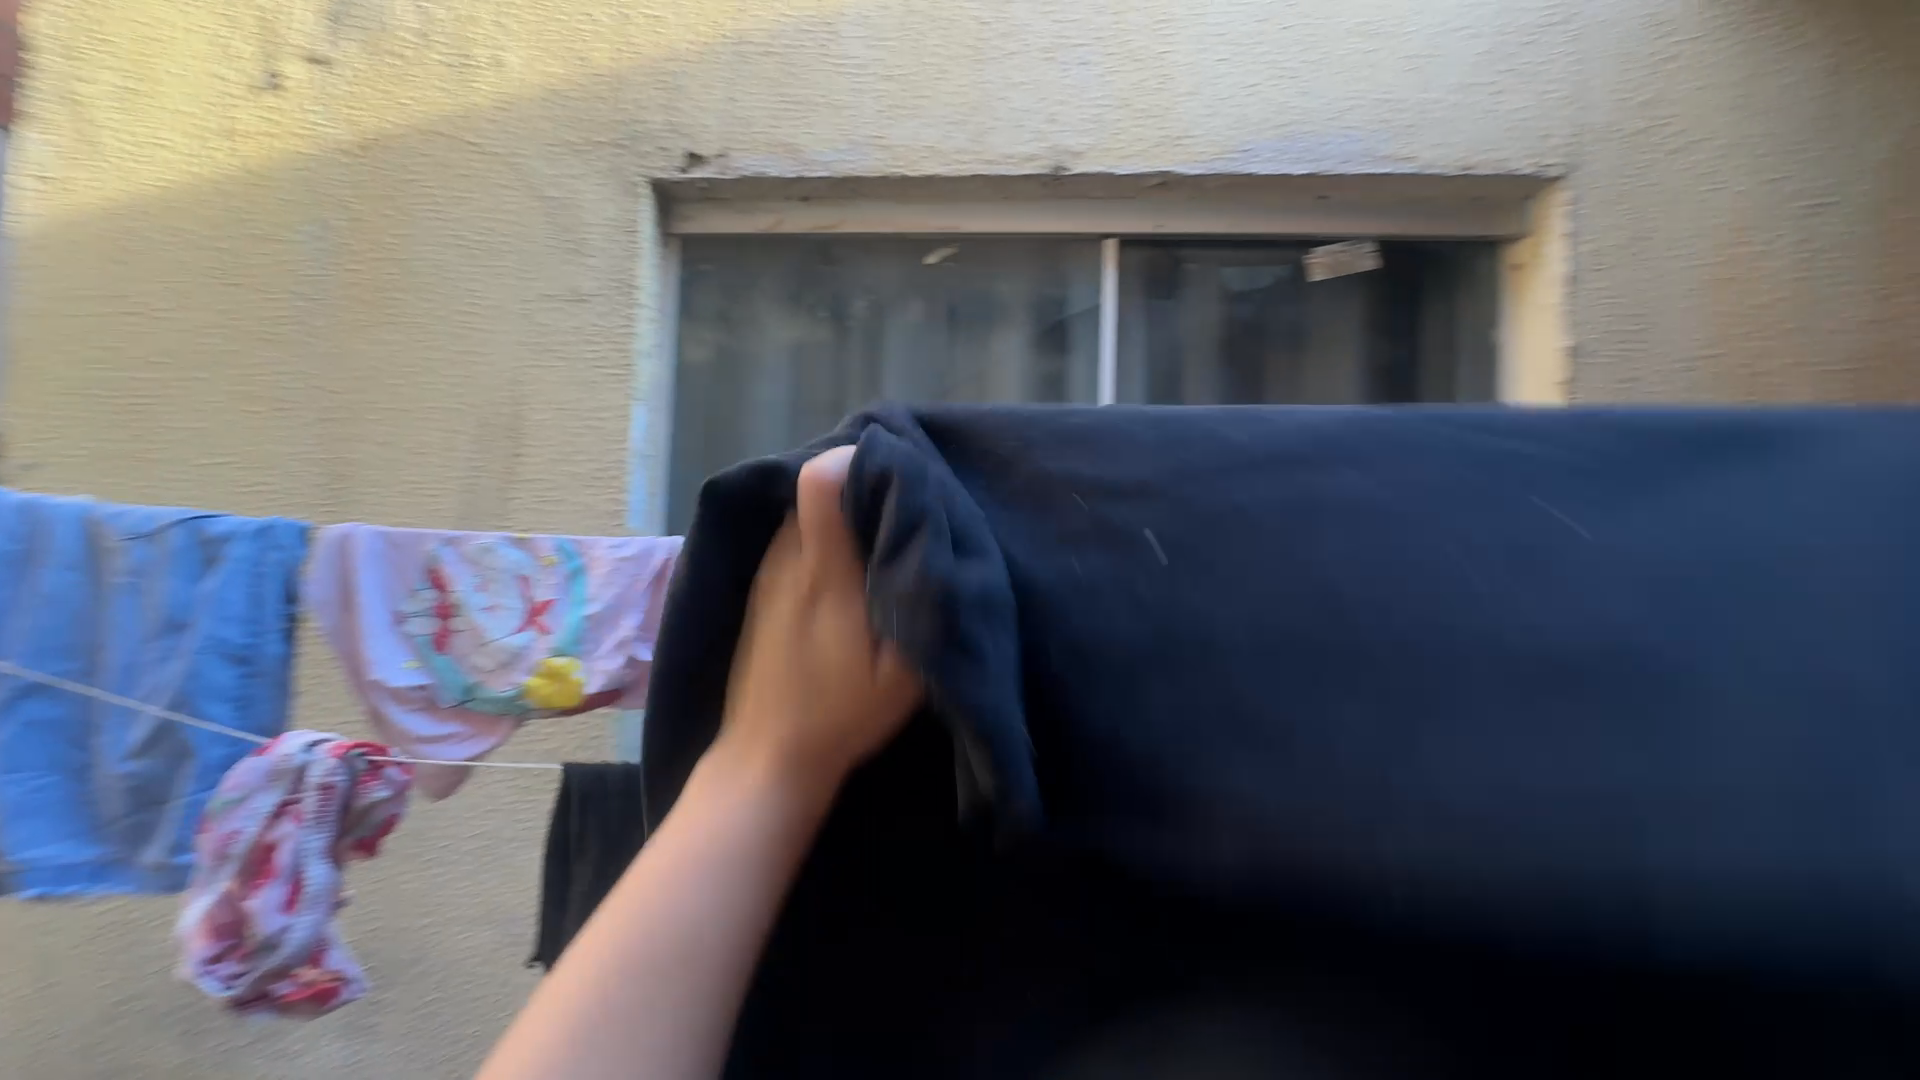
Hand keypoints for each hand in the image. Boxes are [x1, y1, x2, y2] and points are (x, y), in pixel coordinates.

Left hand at [715, 446, 922, 787]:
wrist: (767, 756)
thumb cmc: (839, 716)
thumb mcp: (902, 676)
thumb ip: (919, 607)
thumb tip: (930, 547)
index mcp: (824, 573)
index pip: (821, 480)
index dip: (859, 461)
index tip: (900, 476)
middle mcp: (787, 559)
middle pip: (815, 486)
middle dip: (861, 484)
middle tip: (902, 509)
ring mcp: (767, 572)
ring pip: (804, 510)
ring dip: (842, 512)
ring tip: (879, 537)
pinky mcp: (760, 588)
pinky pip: (793, 536)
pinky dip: (823, 535)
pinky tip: (848, 567)